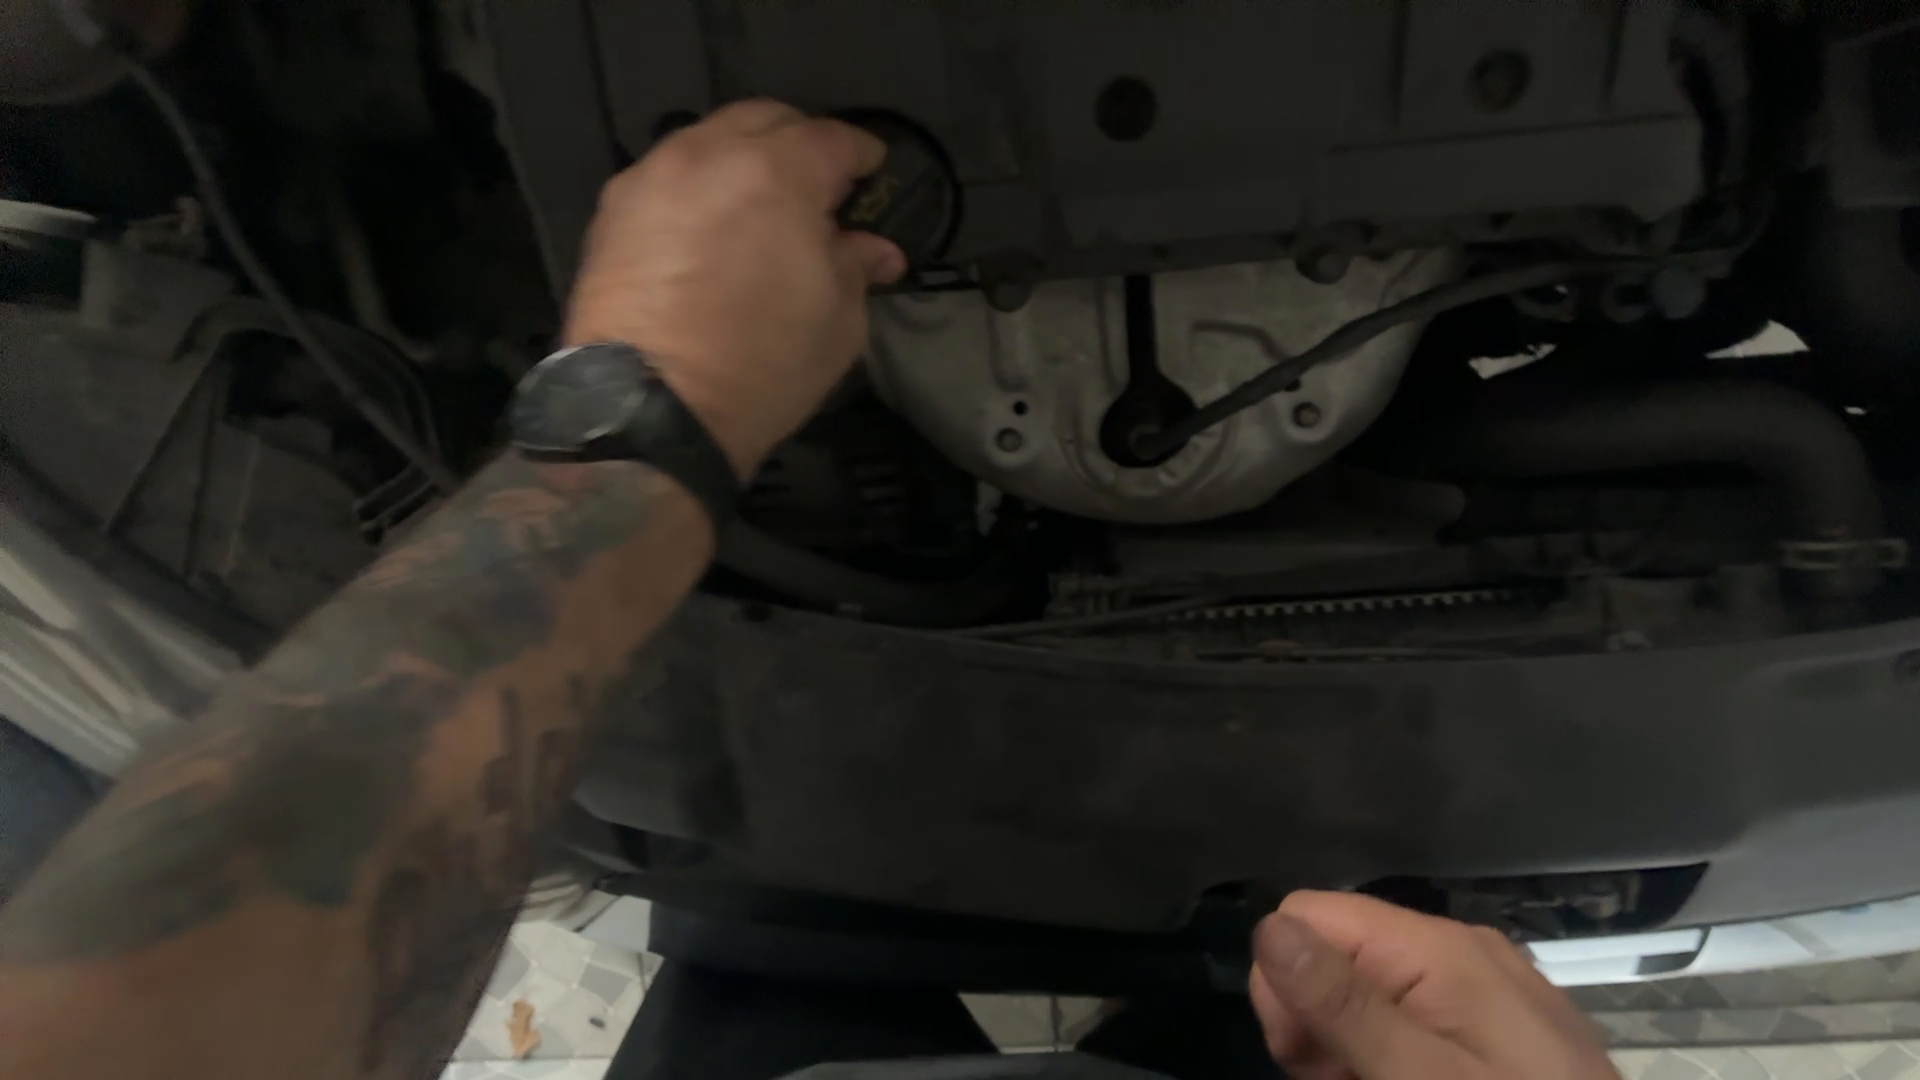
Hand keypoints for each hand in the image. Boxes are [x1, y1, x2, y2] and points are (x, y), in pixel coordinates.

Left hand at [565, 100, 906, 478]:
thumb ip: (856, 269)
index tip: (874, 172)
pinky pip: (670, 177)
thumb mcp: (837, 325)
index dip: (861, 154)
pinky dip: (702, 188)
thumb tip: (876, 250)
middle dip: (801, 143)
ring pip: (711, 141)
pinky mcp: (613, 212)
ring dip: (746, 162)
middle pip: (766, 119)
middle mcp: (709, 156)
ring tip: (764, 209)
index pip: (832, 139)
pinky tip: (713, 230)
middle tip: (821, 188)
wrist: (654, 412)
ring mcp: (653, 177)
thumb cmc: (764, 369)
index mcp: (778, 175)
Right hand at [1248, 891, 1619, 1079]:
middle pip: (1331, 947)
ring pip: (1362, 985)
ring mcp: (1481, 986)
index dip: (1284, 981)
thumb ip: (1346, 1006)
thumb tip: (1268, 926)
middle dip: (1314, 1018)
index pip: (1306, 914)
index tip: (1299, 1057)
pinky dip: (1386, 1052)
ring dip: (1345, 1042)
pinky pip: (1407, 1011)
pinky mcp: (1496, 1023)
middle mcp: (1456, 947)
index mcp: (1437, 946)